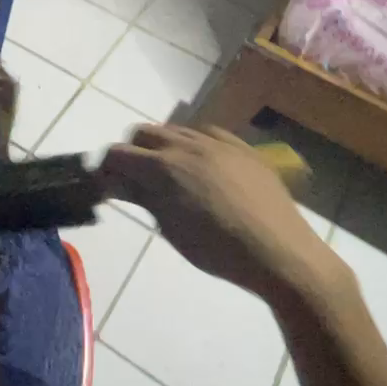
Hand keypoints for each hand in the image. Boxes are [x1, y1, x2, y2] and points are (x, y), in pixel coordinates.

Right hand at [99, 124, 352, 308]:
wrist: (281, 255)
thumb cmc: (217, 250)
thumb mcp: (170, 227)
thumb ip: (140, 197)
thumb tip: (114, 183)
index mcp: (163, 166)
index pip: (117, 154)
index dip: (105, 170)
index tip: (106, 187)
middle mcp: (187, 144)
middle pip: (143, 133)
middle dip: (132, 153)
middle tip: (134, 181)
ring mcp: (218, 143)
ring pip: (176, 129)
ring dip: (162, 146)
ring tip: (168, 175)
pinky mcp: (243, 149)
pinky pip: (209, 133)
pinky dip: (194, 145)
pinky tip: (201, 168)